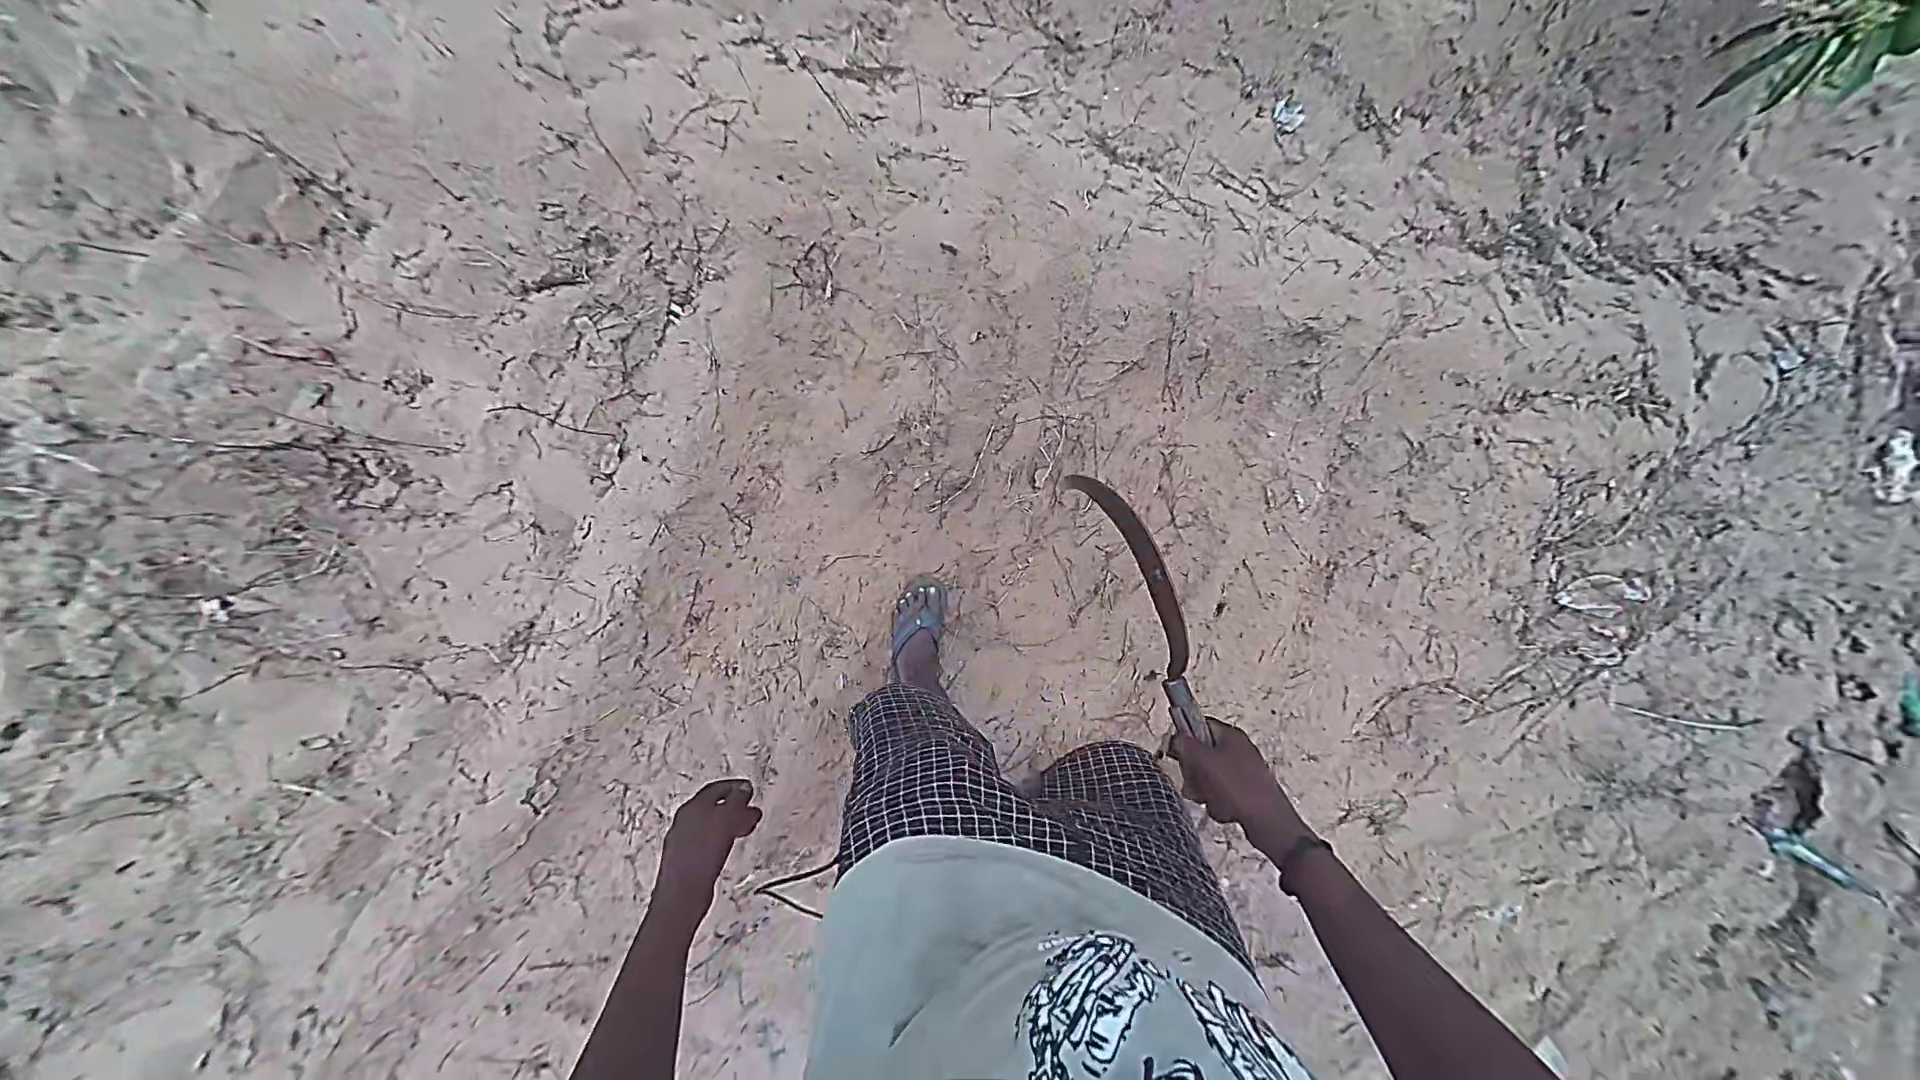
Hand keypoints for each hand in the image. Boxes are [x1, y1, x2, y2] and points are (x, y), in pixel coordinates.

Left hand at [652, 779, 761, 917]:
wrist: (683, 895)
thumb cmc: (700, 857)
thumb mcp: (727, 820)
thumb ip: (736, 801)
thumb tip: (743, 788)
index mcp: (691, 808)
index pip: (716, 789)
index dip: (735, 786)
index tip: (748, 787)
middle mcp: (684, 823)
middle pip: (713, 806)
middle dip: (734, 804)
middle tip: (749, 805)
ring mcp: (684, 842)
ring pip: (711, 824)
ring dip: (730, 821)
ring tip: (745, 825)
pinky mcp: (688, 861)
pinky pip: (709, 841)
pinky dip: (723, 837)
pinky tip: (730, 844)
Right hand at [1169, 719, 1312, 855]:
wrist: (1267, 822)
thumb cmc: (1238, 788)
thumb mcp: (1200, 759)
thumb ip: (1183, 743)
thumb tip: (1176, 738)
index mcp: (1230, 735)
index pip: (1198, 724)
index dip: (1184, 738)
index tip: (1177, 751)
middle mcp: (1239, 750)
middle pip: (1202, 752)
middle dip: (1193, 770)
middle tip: (1194, 779)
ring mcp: (1244, 771)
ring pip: (1209, 775)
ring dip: (1203, 788)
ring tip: (1209, 797)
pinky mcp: (1247, 791)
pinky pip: (1222, 792)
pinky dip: (1218, 802)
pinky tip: (1222, 809)